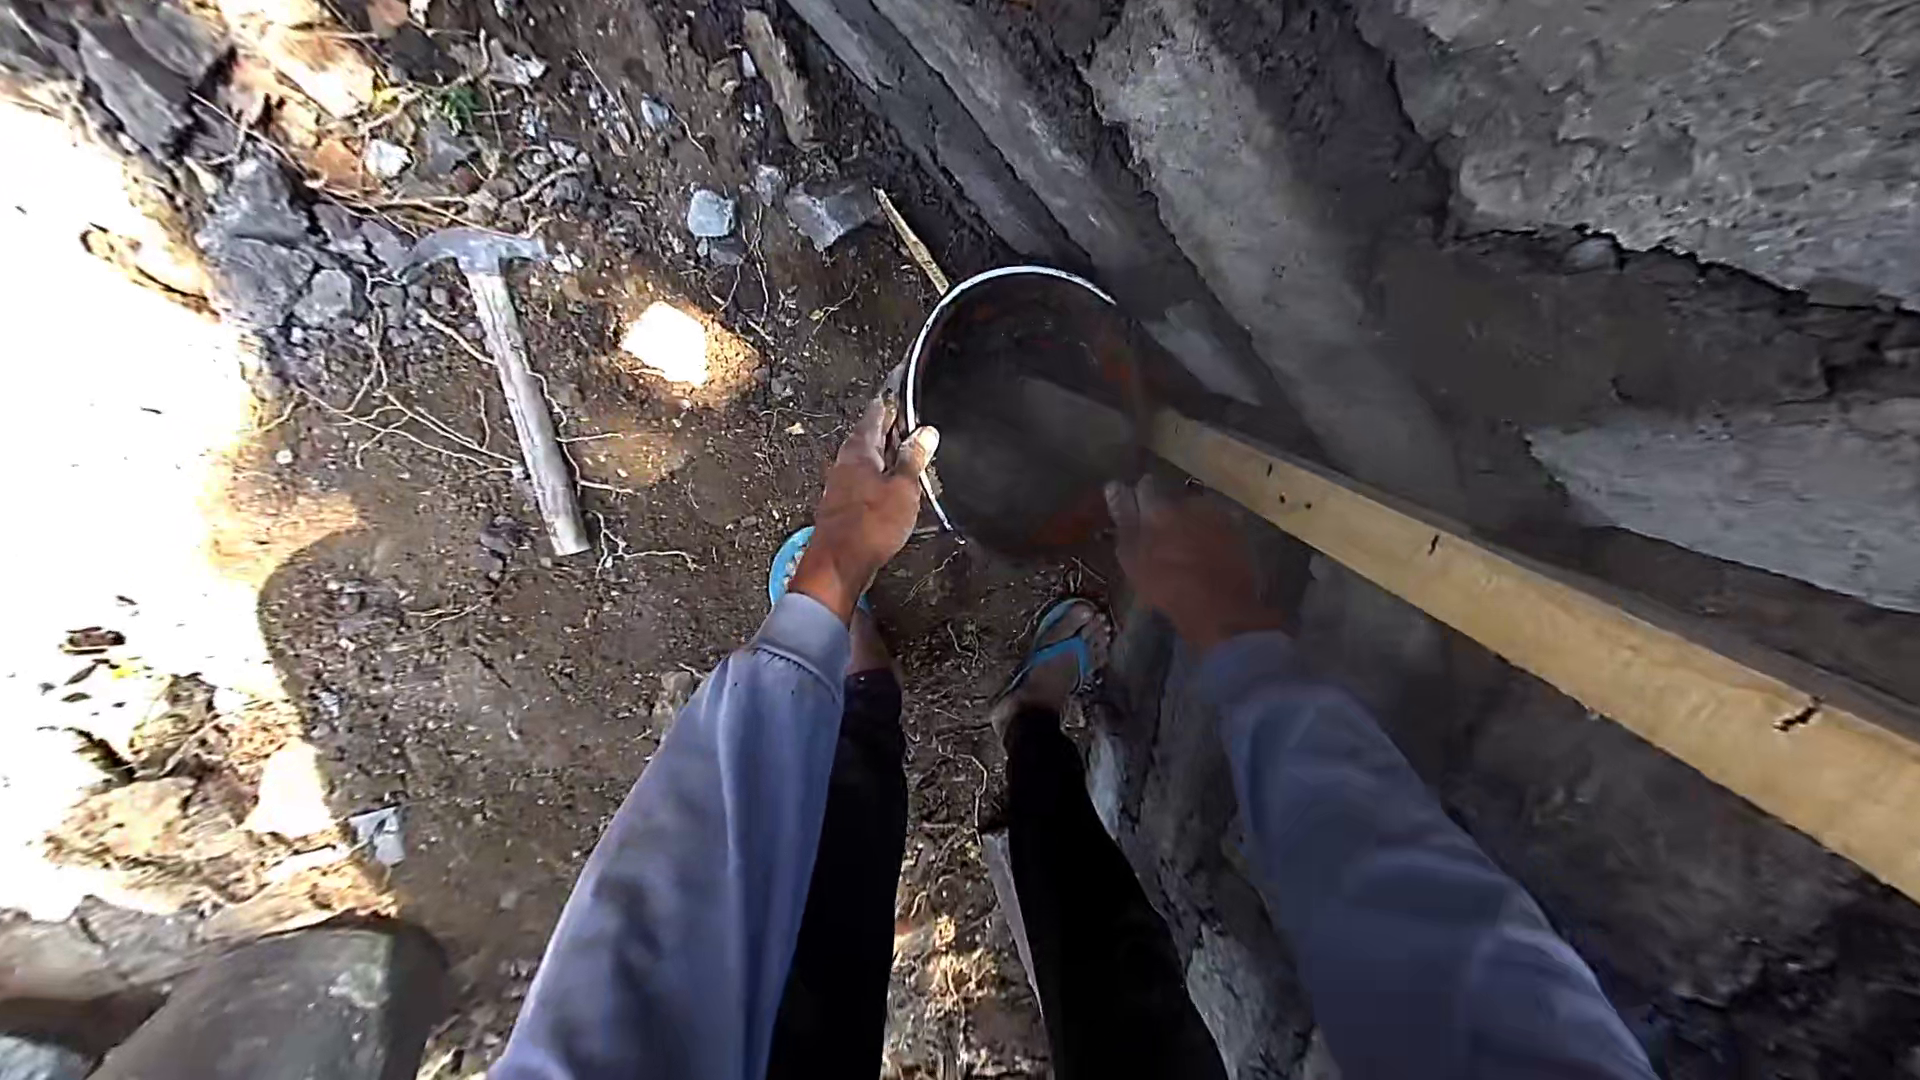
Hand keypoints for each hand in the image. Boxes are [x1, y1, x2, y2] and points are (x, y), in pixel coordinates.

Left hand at [791, 397, 938, 621]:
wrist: (840, 563)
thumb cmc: (869, 525)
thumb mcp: (903, 488)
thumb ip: (913, 459)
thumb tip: (926, 433)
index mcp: (859, 449)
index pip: (877, 413)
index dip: (892, 402)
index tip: (903, 392)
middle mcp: (846, 462)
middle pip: (872, 436)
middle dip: (893, 430)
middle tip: (914, 426)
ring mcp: (843, 484)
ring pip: (869, 460)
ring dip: (889, 457)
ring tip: (911, 458)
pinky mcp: (845, 505)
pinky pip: (867, 482)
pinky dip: (882, 479)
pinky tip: (896, 490)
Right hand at [1105, 476, 1282, 648]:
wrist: (1217, 605)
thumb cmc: (1164, 584)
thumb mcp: (1132, 557)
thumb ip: (1124, 518)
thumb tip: (1114, 486)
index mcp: (1157, 508)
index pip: (1144, 488)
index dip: (1139, 497)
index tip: (1136, 509)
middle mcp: (1188, 502)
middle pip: (1173, 499)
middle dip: (1167, 512)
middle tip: (1162, 535)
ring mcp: (1217, 514)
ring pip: (1198, 510)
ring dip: (1191, 521)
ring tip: (1188, 546)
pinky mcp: (1239, 530)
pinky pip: (1220, 523)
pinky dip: (1213, 532)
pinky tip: (1210, 550)